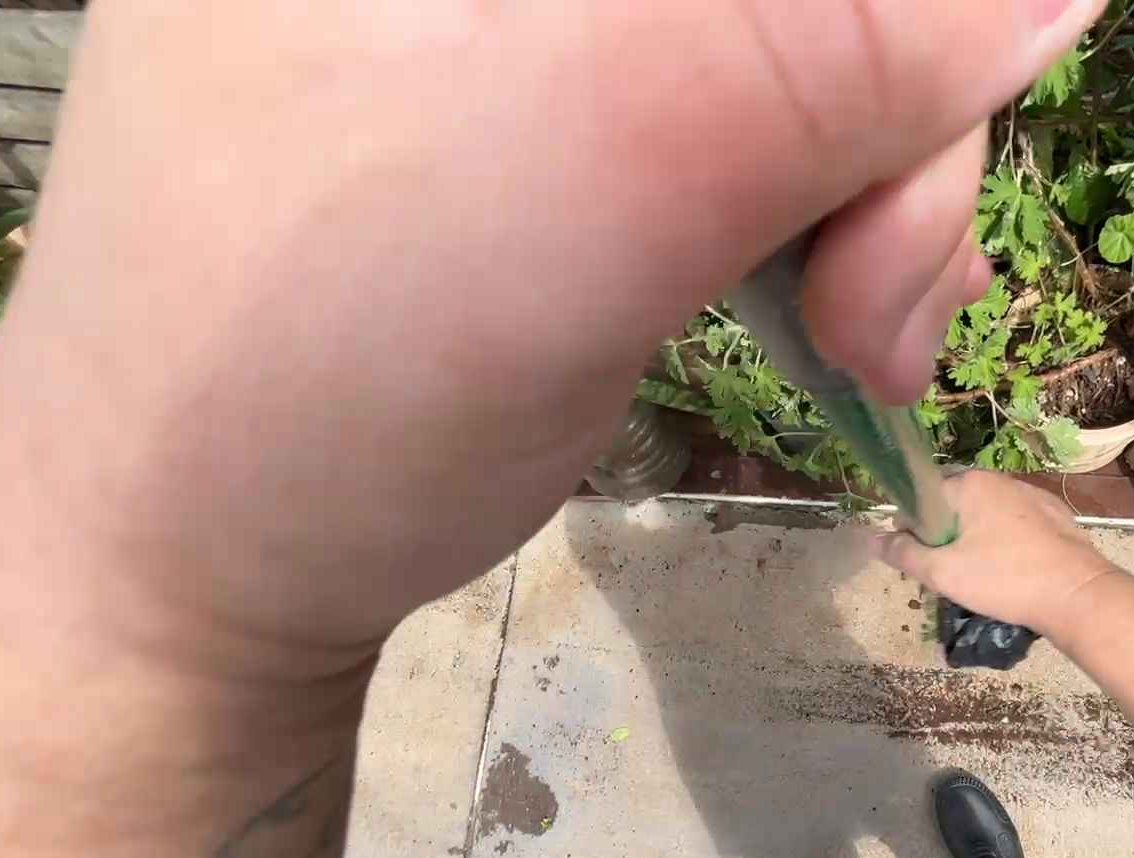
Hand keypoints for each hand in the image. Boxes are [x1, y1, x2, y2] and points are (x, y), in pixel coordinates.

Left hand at [0, 0, 1103, 668]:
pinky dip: (864, 242)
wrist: (225, 529)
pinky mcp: (635, 138)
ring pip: (850, 78)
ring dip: (897, 225)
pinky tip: (849, 323)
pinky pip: (812, 150)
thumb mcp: (578, 209)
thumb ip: (806, 74)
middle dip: (907, 167)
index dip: (906, 51)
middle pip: (846, 5)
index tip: (892, 231)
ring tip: (863, 354)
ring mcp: (596, 47)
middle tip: (873, 335)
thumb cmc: (331, 386)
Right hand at [871, 471, 1122, 636]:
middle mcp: (998, 479)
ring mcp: (1030, 494)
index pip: (920, 500)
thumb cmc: (1004, 579)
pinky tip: (1013, 572)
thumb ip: (904, 554)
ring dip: (975, 541)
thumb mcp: (943, 573)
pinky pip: (1013, 525)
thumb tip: (871, 539)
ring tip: (984, 578)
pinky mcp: (1054, 515)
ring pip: (984, 516)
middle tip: (952, 575)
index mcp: (967, 483)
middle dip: (945, 537)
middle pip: (952, 506)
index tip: (923, 562)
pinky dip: (1005, 544)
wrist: (1078, 594)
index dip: (913, 532)